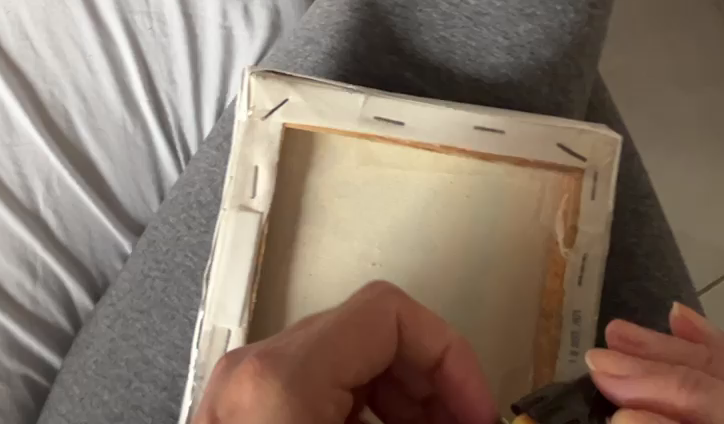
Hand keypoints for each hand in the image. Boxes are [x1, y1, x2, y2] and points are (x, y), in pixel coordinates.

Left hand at [194, 281, 496, 423]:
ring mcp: (241, 387)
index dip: (451, 355)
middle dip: (432, 382)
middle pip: (366, 332)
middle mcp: (254, 367)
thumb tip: (483, 416)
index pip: (385, 311)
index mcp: (282, 376)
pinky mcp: (240, 410)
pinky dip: (364, 414)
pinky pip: (317, 390)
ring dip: (403, 400)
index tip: (483, 412)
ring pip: (343, 361)